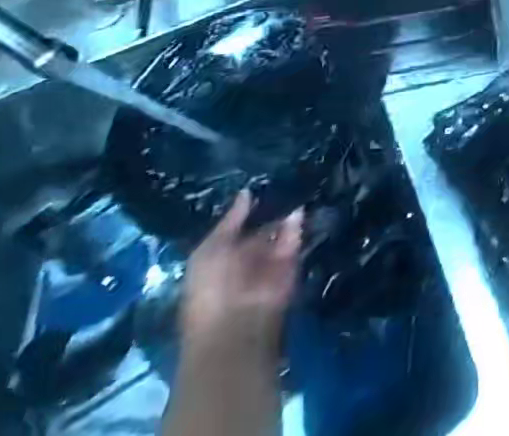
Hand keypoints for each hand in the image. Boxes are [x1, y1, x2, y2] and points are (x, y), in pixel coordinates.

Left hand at [179, 190, 304, 354]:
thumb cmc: (210, 289)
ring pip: (280, 235)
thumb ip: (230, 220)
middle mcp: (245, 262)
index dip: (247, 211)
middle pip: (261, 231)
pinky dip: (296, 228)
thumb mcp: (210, 251)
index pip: (237, 230)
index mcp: (219, 259)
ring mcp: (269, 266)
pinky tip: (299, 209)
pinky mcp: (291, 269)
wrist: (236, 327)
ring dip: (286, 216)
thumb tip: (247, 192)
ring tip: (295, 187)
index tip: (260, 185)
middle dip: (271, 211)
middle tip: (284, 181)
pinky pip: (293, 244)